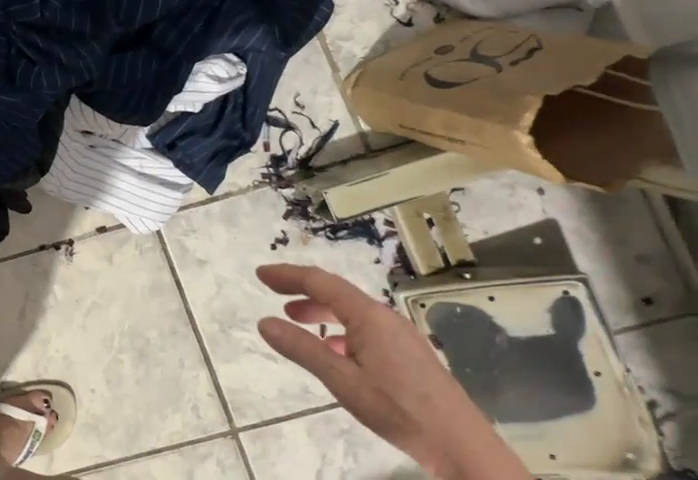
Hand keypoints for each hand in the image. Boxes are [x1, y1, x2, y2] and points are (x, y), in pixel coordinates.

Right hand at [256, 264, 527, 479]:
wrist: (462, 448)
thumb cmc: (399, 409)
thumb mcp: (342, 380)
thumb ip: (302, 349)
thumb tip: (264, 322)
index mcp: (369, 317)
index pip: (321, 282)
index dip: (288, 275)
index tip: (260, 274)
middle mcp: (387, 319)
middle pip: (338, 294)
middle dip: (304, 292)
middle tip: (275, 296)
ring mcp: (403, 337)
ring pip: (354, 313)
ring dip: (323, 311)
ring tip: (298, 322)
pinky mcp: (412, 356)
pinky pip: (368, 330)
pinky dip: (342, 330)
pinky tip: (336, 352)